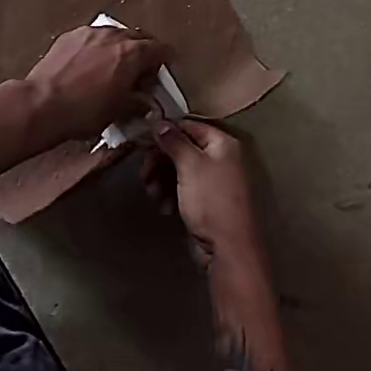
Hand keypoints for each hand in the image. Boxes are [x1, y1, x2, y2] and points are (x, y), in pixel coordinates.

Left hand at [22, 25, 162, 144]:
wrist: (41, 105)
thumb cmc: (84, 111)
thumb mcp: (119, 112)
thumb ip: (139, 103)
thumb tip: (146, 103)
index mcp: (134, 53)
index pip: (161, 49)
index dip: (165, 61)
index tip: (163, 69)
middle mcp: (115, 36)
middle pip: (139, 38)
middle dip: (143, 53)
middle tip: (140, 71)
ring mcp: (90, 34)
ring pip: (115, 35)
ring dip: (120, 48)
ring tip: (114, 67)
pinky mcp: (69, 37)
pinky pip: (92, 38)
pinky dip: (97, 48)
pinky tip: (90, 65)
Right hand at [151, 120, 260, 265]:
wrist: (226, 247)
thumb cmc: (212, 202)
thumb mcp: (190, 165)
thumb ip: (174, 141)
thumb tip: (160, 123)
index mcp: (222, 144)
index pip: (189, 126)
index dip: (165, 132)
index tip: (144, 141)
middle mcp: (220, 158)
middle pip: (182, 149)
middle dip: (160, 161)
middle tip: (145, 174)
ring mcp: (213, 181)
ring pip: (179, 170)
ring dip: (161, 180)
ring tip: (154, 194)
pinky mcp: (205, 201)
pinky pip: (182, 189)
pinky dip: (170, 195)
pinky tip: (165, 207)